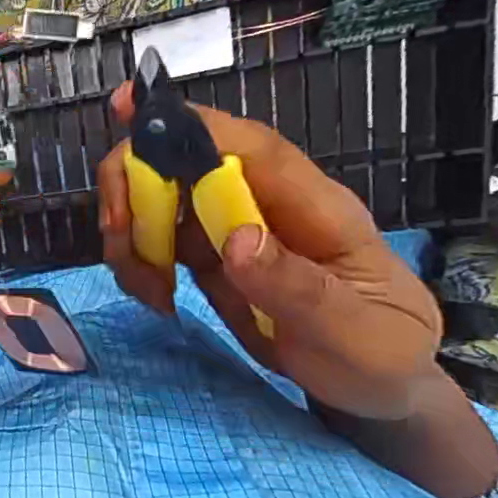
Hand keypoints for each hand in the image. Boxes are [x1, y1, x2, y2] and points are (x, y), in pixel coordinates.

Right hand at [96, 86, 444, 420]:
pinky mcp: (207, 256)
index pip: (247, 149)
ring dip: (131, 239)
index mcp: (311, 206)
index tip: (130, 112)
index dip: (190, 124)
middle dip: (134, 191)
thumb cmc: (377, 353)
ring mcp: (230, 228)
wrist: (369, 384)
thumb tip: (236, 239)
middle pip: (182, 165)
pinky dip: (136, 264)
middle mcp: (262, 204)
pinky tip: (153, 297)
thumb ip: (297, 287)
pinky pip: (155, 243)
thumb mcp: (354, 330)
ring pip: (157, 204)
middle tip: (120, 239)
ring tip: (147, 290)